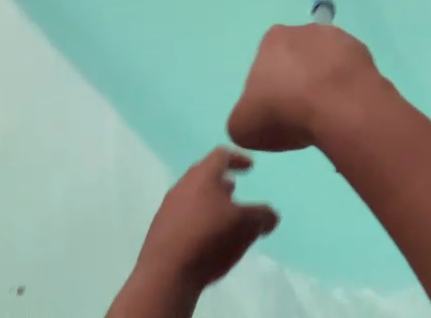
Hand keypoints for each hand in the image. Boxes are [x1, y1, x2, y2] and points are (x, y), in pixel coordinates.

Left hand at [131, 148, 278, 296]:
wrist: (165, 275)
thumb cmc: (210, 238)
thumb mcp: (247, 225)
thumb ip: (263, 216)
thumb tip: (271, 216)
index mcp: (203, 176)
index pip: (221, 155)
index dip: (238, 158)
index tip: (250, 167)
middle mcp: (182, 186)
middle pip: (203, 173)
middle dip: (220, 180)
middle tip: (234, 188)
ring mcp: (167, 208)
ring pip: (191, 196)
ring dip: (207, 201)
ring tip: (221, 215)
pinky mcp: (158, 231)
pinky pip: (181, 217)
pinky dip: (196, 220)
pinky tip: (205, 238)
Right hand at [227, 23, 385, 152]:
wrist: (339, 107)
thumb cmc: (284, 111)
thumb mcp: (242, 125)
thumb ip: (243, 117)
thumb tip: (255, 118)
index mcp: (273, 40)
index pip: (266, 64)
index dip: (270, 91)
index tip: (277, 113)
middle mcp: (305, 30)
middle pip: (298, 60)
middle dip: (299, 84)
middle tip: (301, 117)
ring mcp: (338, 38)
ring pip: (326, 64)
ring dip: (325, 85)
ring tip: (326, 117)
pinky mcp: (364, 54)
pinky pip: (350, 74)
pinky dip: (347, 90)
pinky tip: (345, 112)